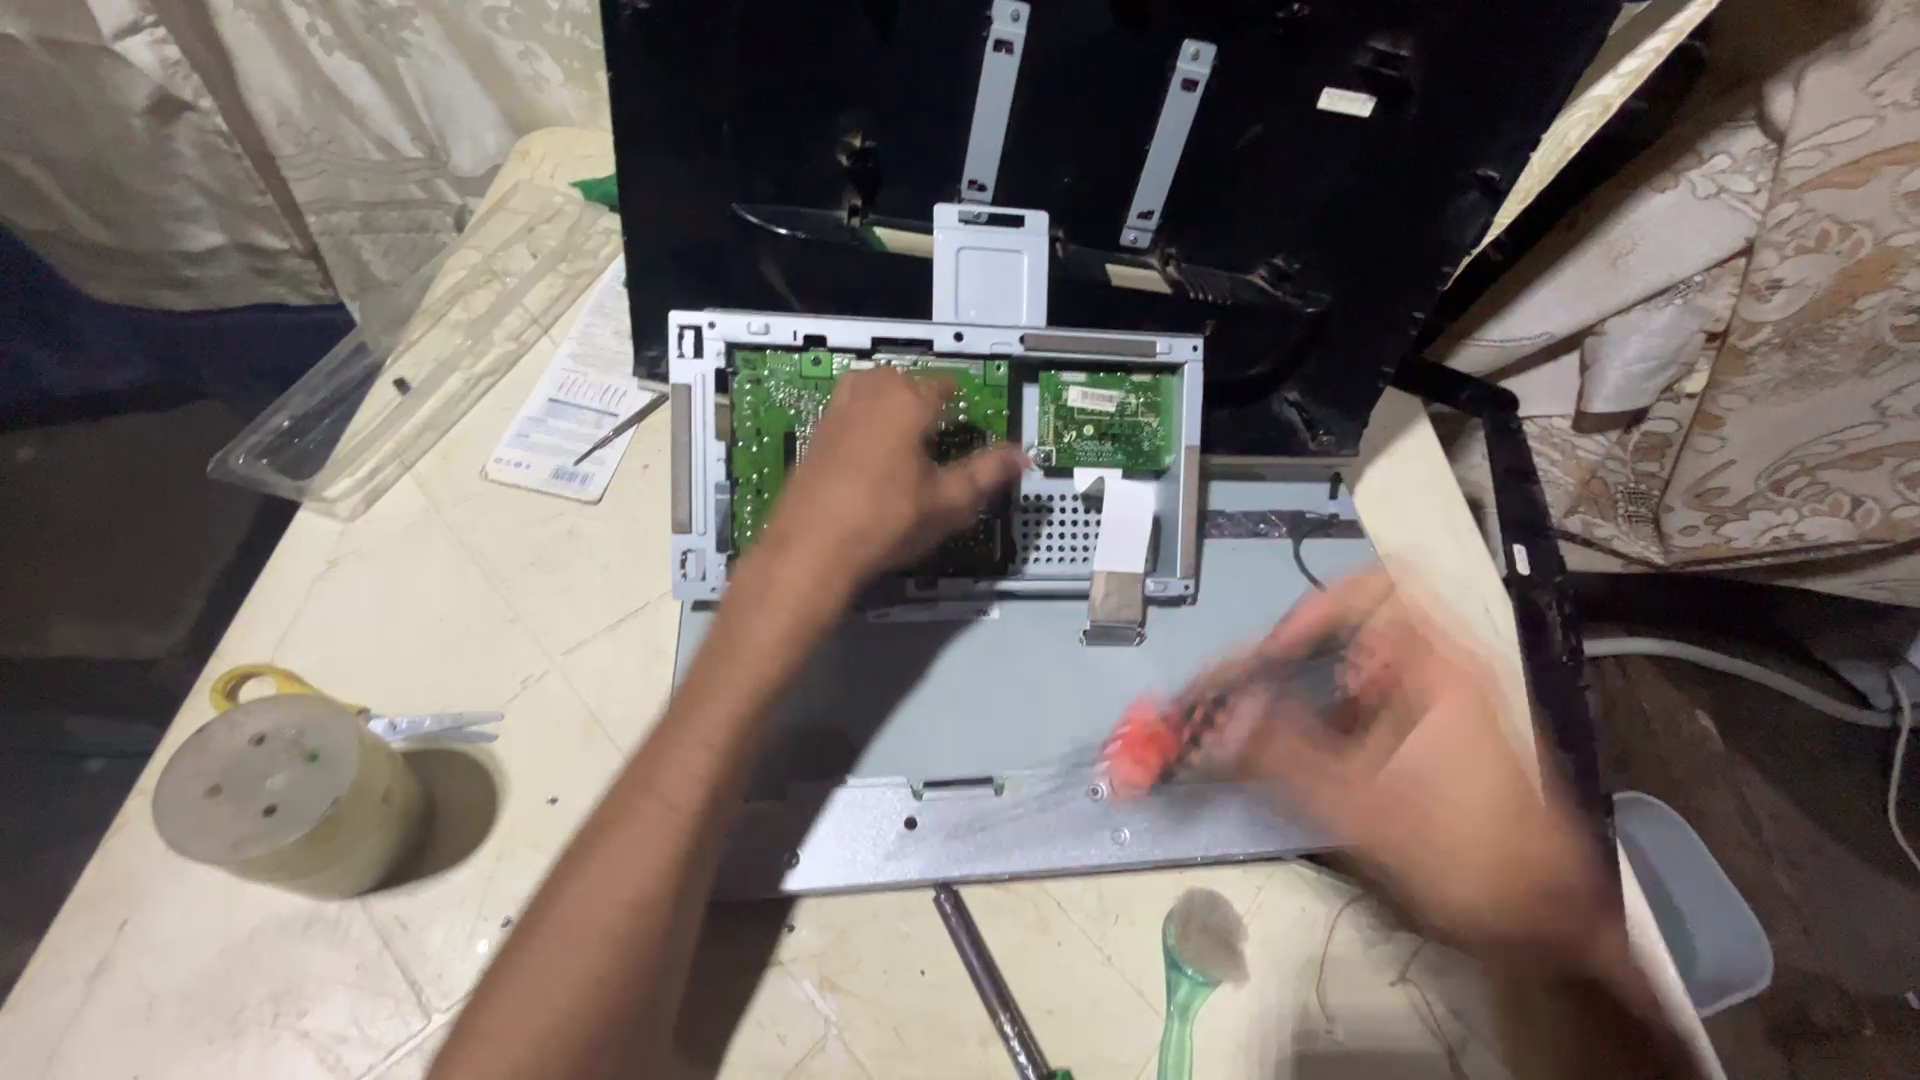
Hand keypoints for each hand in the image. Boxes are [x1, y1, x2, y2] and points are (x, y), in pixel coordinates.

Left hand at [754, 367, 1026, 586]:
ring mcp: (836, 411)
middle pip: (905, 383)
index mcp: (907, 400)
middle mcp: (869, 393)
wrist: (812, 549)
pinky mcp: (815, 434)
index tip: (969, 424)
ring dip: (890, 407)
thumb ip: (987, 473)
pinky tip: (871, 459)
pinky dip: (865, 424)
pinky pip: (849, 414)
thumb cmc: (887, 520)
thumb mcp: (948, 501)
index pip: (944, 387)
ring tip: (906, 441)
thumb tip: (1022, 456)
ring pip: (872, 393)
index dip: (961, 404)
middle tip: (939, 433)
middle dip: (923, 400)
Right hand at [1216, 570, 1617, 972]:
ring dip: (1305, 677)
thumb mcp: (1360, 808)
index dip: (1314, 609)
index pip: (1374, 587)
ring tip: (1263, 715)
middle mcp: (1443, 667)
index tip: (1274, 654)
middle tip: (1251, 686)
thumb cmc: (1463, 855)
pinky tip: (1303, 745)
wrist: (1544, 918)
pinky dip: (1327, 704)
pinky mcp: (1436, 726)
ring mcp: (1443, 696)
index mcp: (1438, 667)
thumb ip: (1279, 758)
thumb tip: (1215, 722)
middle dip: (1293, 649)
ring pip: (1359, 655)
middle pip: (1355, 620)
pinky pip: (1370, 690)